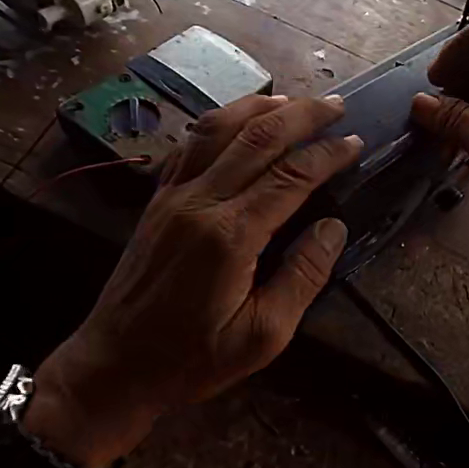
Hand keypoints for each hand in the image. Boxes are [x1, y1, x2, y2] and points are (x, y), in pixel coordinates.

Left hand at [25, 95, 360, 467]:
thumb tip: (334, 227)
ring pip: (216, 130)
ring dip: (257, 107)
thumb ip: (303, 277)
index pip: (290, 176)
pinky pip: (188, 146)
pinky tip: (236, 121)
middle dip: (300, 114)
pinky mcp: (156, 200)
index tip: (354, 142)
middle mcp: (200, 202)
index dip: (327, 154)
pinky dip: (217, 123)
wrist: (114, 366)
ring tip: (291, 100)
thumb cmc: (194, 358)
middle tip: (335, 104)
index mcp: (231, 235)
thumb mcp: (264, 335)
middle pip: (256, 138)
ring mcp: (172, 196)